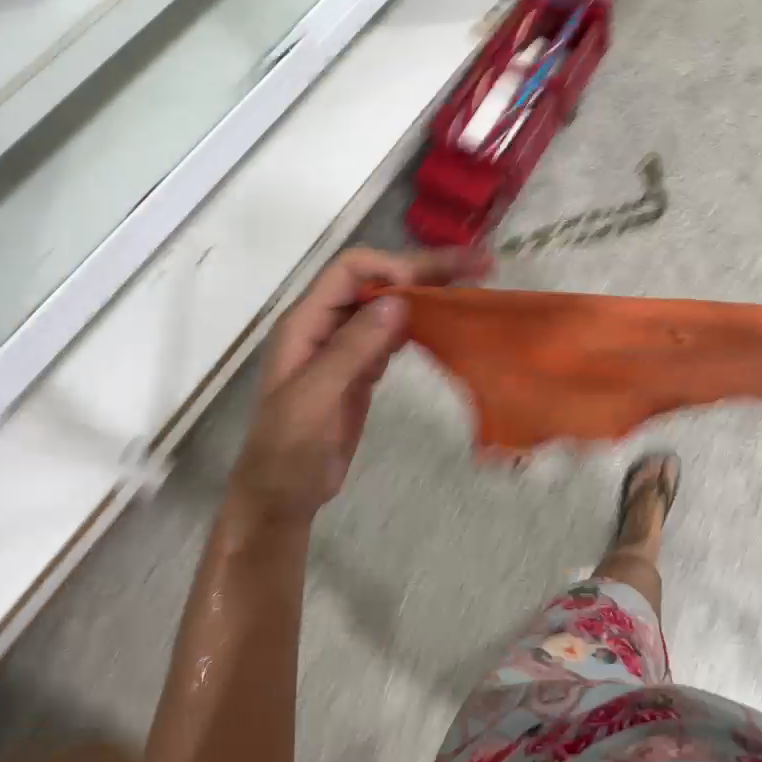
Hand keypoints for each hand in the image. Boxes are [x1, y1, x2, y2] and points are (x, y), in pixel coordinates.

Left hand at [230, 247, 489, 522]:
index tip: (435, 284)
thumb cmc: (287, 451)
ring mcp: (347, 346)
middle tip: (480, 263)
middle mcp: (328, 323)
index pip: (352, 270)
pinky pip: (398, 334)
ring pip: (393, 304)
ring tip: (475, 284)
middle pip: (379, 280)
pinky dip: (426, 323)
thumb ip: (352, 349)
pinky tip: (452, 322)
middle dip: (426, 268)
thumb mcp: (314, 399)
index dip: (394, 267)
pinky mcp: (366, 368)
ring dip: (432, 291)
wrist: (281, 498)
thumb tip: (398, 301)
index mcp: (306, 322)